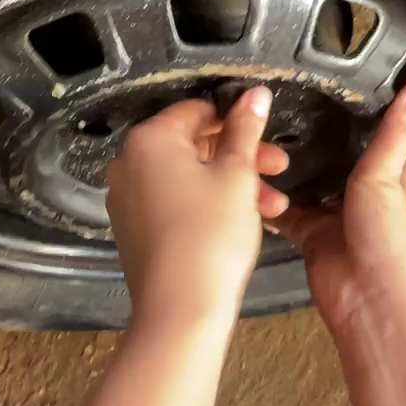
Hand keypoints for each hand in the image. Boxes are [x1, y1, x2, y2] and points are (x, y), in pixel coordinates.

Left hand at [104, 88, 291, 328]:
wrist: (180, 311)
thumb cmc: (209, 237)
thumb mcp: (237, 175)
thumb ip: (246, 129)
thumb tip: (255, 94)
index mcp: (149, 139)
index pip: (198, 111)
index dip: (236, 121)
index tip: (265, 135)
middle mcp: (129, 163)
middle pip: (193, 144)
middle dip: (240, 156)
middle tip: (277, 166)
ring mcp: (128, 197)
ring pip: (188, 175)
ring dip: (232, 184)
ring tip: (273, 204)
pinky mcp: (135, 228)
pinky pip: (175, 201)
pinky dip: (208, 203)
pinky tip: (245, 220)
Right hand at [273, 79, 405, 333]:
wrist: (371, 303)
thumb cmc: (394, 245)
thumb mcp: (388, 174)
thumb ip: (395, 130)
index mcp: (384, 176)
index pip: (366, 135)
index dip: (347, 114)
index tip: (323, 86)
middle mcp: (356, 194)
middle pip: (327, 158)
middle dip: (307, 141)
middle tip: (276, 111)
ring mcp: (330, 215)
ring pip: (301, 182)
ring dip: (284, 168)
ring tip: (258, 137)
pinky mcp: (307, 235)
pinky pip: (281, 211)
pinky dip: (268, 200)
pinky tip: (250, 179)